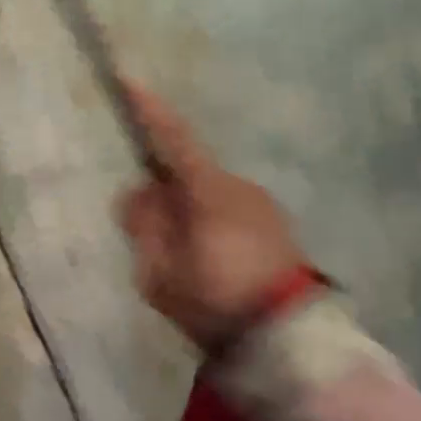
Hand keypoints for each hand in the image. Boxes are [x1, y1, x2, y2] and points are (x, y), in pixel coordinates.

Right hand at [116, 83, 308, 347]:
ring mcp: (264, 207)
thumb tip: (140, 194)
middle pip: (188, 173)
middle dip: (165, 190)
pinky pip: (229, 215)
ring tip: (182, 260)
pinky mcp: (278, 230)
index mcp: (208, 190)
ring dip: (190, 214)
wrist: (290, 340)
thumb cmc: (217, 300)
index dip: (149, 109)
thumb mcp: (160, 271)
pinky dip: (212, 227)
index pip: (173, 138)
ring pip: (209, 197)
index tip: (130, 80)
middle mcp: (239, 187)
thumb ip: (145, 225)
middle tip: (147, 228)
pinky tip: (211, 265)